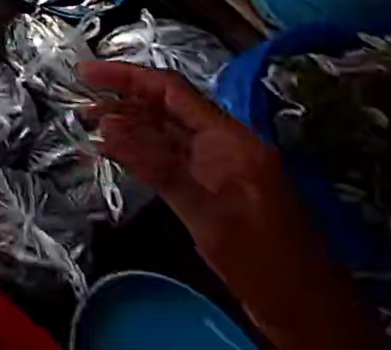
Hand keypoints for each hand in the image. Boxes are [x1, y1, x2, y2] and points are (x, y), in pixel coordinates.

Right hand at [79, 62, 387, 349]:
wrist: (309, 316)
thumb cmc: (263, 261)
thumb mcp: (204, 210)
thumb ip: (153, 163)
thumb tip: (106, 124)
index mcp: (231, 141)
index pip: (171, 90)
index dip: (126, 76)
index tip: (87, 74)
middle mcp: (225, 145)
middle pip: (166, 106)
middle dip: (121, 100)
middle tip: (81, 103)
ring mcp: (219, 166)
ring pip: (164, 130)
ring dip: (126, 124)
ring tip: (88, 126)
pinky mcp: (212, 186)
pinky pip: (168, 154)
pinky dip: (138, 148)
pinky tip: (112, 152)